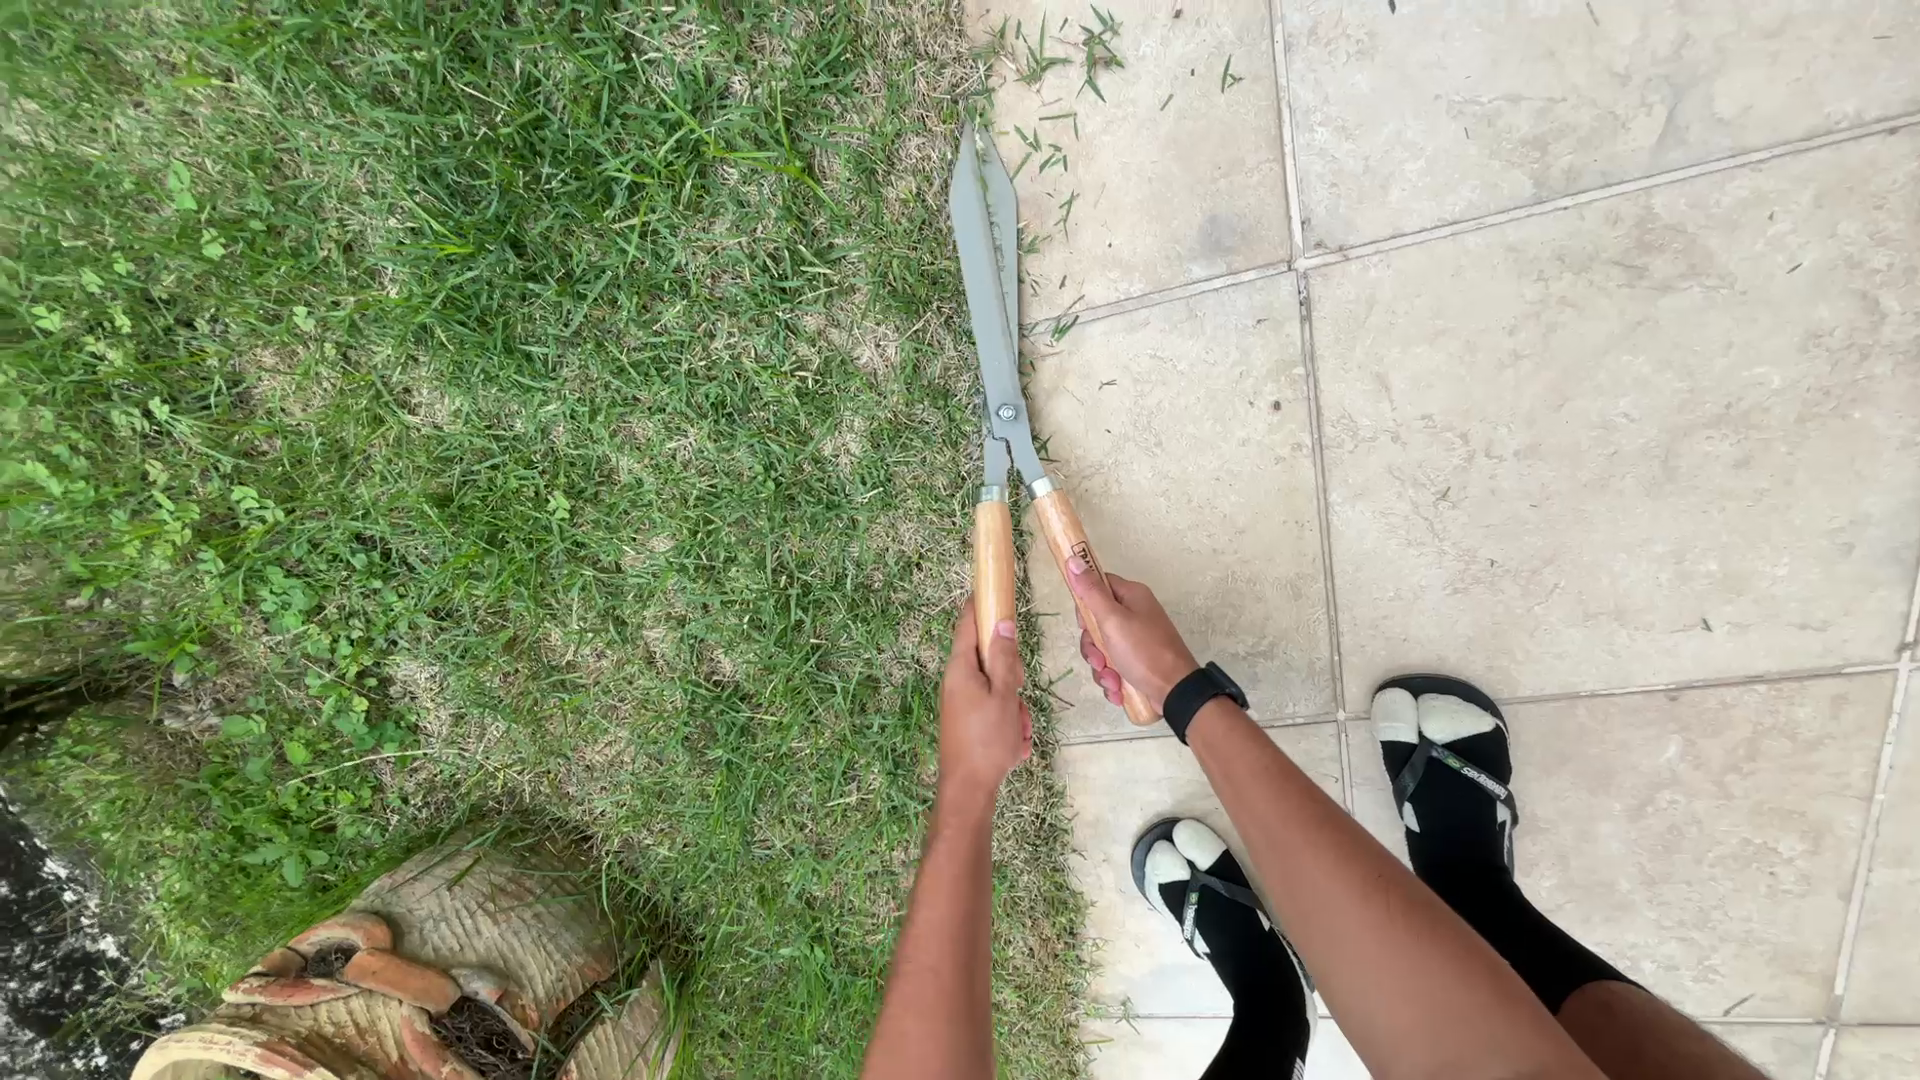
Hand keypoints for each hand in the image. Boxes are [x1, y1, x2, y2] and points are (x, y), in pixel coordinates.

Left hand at [937, 597, 1032, 798]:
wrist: (968, 789)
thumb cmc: (986, 740)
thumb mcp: (1004, 695)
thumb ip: (1004, 658)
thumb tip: (1002, 622)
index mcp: (960, 668)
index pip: (967, 624)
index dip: (979, 604)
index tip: (993, 589)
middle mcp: (957, 681)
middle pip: (989, 659)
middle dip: (1012, 675)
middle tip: (1019, 693)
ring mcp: (962, 702)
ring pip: (997, 689)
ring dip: (1014, 706)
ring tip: (1016, 730)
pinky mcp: (968, 721)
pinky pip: (995, 711)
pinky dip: (1008, 724)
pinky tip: (1012, 745)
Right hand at [1065, 556, 1197, 712]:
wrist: (1174, 691)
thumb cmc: (1144, 651)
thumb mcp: (1112, 620)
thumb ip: (1091, 592)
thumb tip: (1074, 559)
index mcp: (1132, 596)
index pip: (1098, 586)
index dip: (1085, 604)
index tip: (1084, 624)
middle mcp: (1135, 613)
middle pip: (1096, 621)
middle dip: (1093, 646)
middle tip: (1099, 659)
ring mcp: (1136, 638)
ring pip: (1102, 646)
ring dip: (1101, 666)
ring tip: (1112, 680)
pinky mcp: (1137, 659)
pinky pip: (1112, 663)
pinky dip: (1111, 677)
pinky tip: (1117, 689)